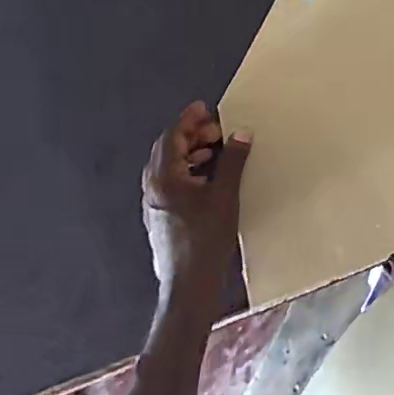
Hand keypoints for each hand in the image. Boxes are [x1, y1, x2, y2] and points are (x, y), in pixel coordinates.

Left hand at [141, 102, 251, 303]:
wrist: (188, 287)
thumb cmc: (206, 238)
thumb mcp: (225, 195)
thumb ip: (232, 161)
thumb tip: (241, 133)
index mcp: (164, 178)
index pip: (172, 136)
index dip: (189, 119)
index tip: (205, 108)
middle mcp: (153, 187)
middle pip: (167, 149)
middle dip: (191, 134)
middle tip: (216, 129)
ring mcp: (154, 203)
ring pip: (168, 165)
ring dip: (190, 151)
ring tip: (215, 149)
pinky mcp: (160, 216)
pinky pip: (170, 180)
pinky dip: (187, 168)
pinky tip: (207, 175)